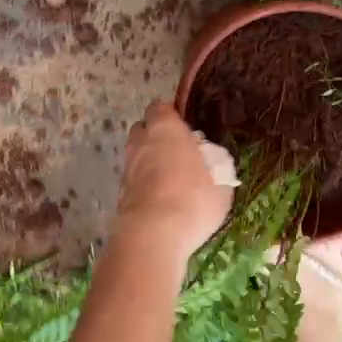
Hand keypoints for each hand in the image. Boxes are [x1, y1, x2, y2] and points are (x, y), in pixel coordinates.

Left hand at [113, 102, 234, 260]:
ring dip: (147, 161)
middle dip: (154, 136)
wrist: (153, 233)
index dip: (170, 116)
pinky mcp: (120, 192)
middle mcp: (141, 142)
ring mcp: (127, 167)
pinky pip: (132, 180)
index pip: (160, 108)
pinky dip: (141, 184)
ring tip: (168, 179)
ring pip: (135, 155)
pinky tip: (157, 200)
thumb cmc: (193, 199)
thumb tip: (214, 164)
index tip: (183, 128)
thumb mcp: (221, 184)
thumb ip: (216, 168)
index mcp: (166, 129)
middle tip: (175, 153)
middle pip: (142, 129)